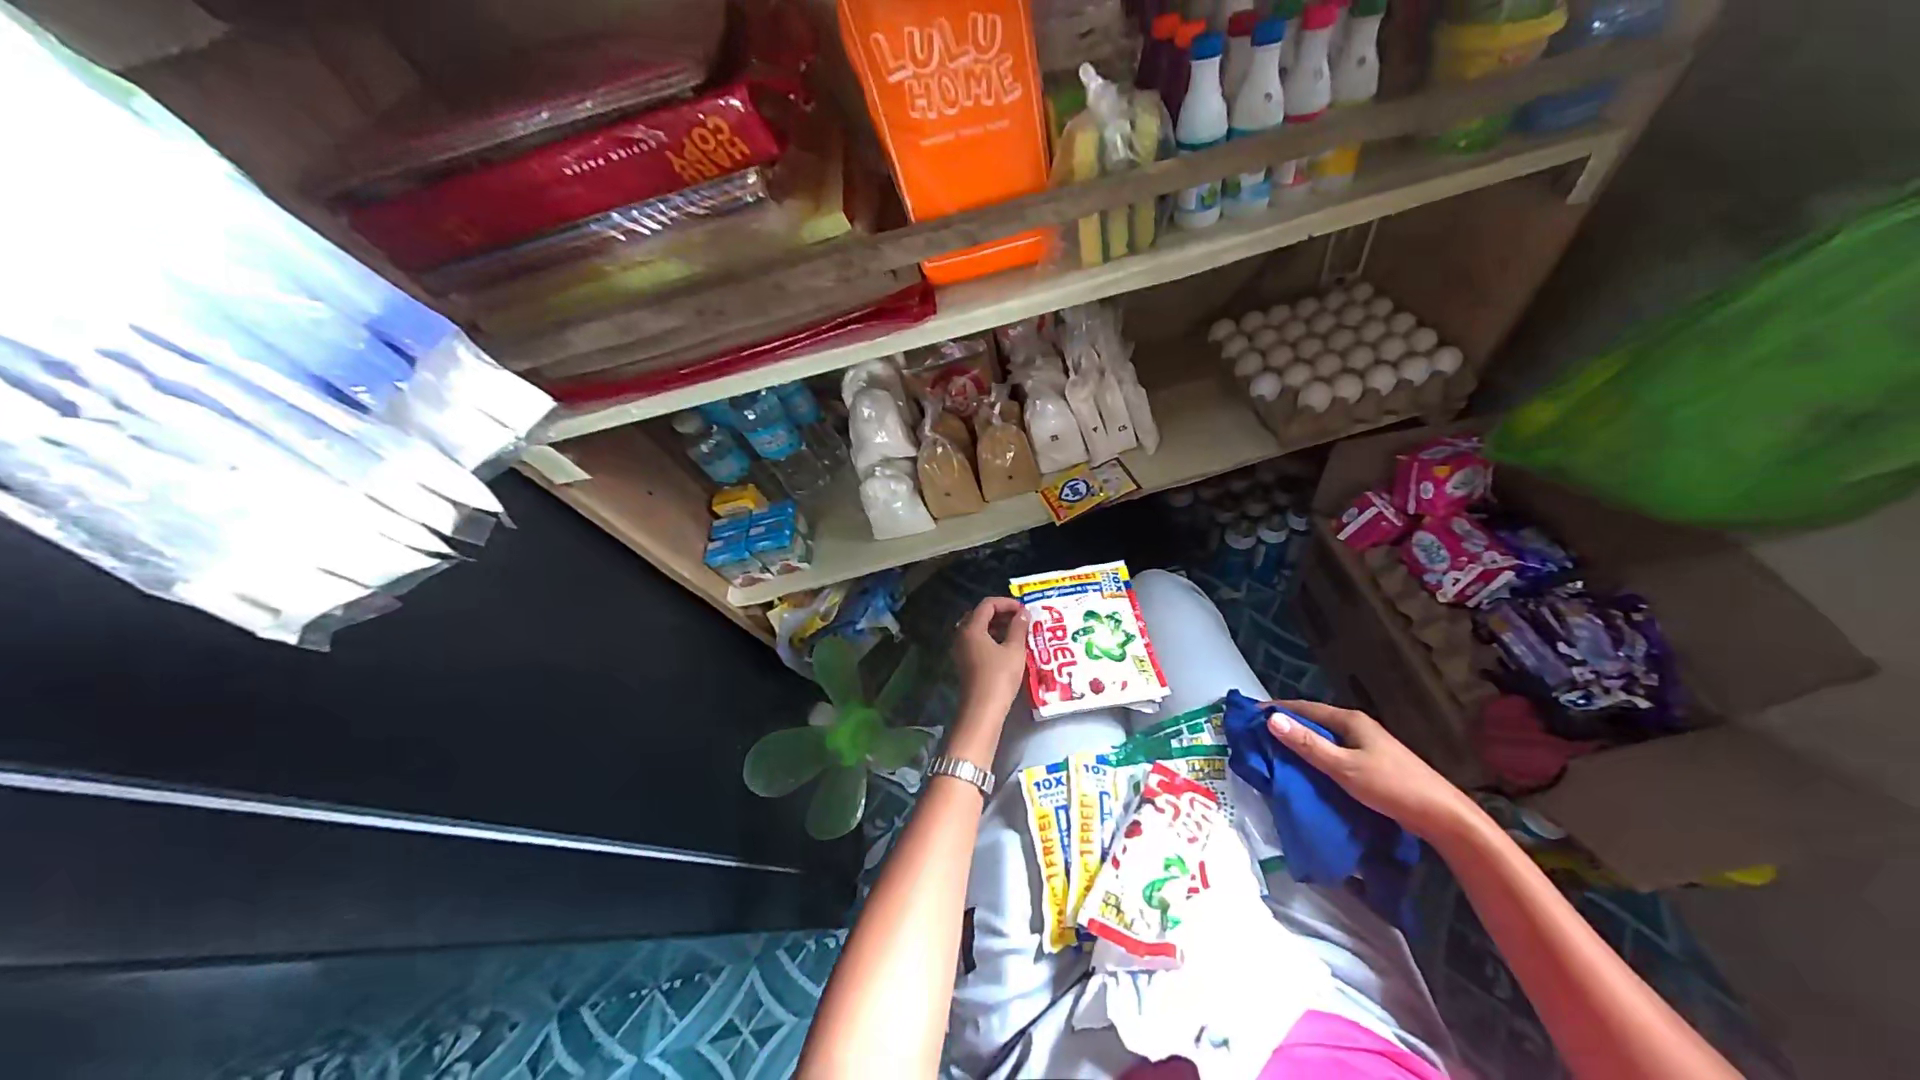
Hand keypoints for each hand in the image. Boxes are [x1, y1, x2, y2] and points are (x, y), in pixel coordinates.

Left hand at [953, 596, 1029, 713]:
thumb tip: (1023, 613)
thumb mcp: (1014, 650)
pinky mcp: (964, 662)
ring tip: (1017, 632)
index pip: (987, 604)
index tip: (1024, 610)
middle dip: (1001, 614)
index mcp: (971, 628)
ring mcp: (961, 649)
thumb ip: (1019, 627)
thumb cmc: (999, 677)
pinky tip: (1007, 647)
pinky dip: (991, 638)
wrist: (982, 709)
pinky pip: (976, 642)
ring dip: (997, 626)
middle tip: (1021, 619)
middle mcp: (961, 635)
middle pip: (980, 615)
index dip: (1007, 603)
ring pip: (978, 629)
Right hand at [1265, 699, 1478, 841]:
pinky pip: (1334, 751)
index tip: (1248, 715)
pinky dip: (1315, 754)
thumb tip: (1271, 719)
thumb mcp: (1343, 767)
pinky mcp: (1372, 763)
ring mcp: (1367, 745)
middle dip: (1286, 723)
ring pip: (1324, 736)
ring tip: (1275, 750)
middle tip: (1257, 734)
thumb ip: (1307, 744)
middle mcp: (1358, 727)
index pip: (1304, 708)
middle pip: (1314, 720)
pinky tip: (1306, 768)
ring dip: (1300, 740)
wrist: (1443, 816)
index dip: (1276, 709)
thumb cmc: (1391, 787)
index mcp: (1350, 721)